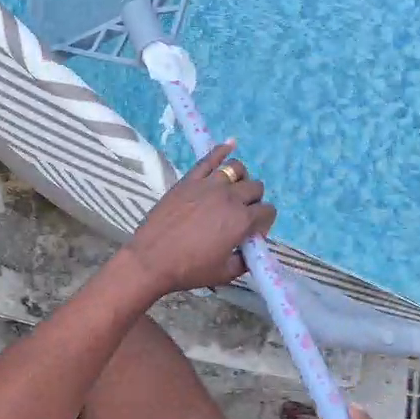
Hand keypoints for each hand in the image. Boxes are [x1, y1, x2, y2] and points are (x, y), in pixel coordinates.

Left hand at [119, 141, 275, 297]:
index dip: (262, 223)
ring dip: (240, 178)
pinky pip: (208, 159)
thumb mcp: (224, 273)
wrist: (151, 260)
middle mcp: (229, 197)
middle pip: (255, 188)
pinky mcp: (188, 180)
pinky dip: (221, 150)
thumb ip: (245, 261)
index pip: (267, 211)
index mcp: (241, 220)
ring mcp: (207, 185)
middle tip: (240, 215)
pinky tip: (230, 144)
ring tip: (232, 190)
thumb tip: (250, 252)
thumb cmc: (189, 269)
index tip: (250, 233)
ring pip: (236, 168)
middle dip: (253, 201)